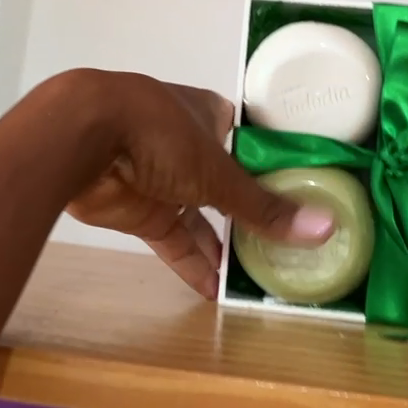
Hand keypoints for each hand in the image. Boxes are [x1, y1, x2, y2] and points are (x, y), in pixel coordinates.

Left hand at [62, 73, 333, 299]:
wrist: (81, 139)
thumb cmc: (159, 134)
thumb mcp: (219, 172)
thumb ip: (265, 206)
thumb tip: (326, 227)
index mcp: (209, 116)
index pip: (249, 144)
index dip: (273, 171)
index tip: (305, 200)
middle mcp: (187, 145)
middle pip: (225, 185)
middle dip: (249, 215)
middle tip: (287, 248)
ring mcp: (160, 179)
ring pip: (199, 217)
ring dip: (223, 246)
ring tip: (261, 278)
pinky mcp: (137, 210)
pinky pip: (172, 240)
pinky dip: (192, 263)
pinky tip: (217, 291)